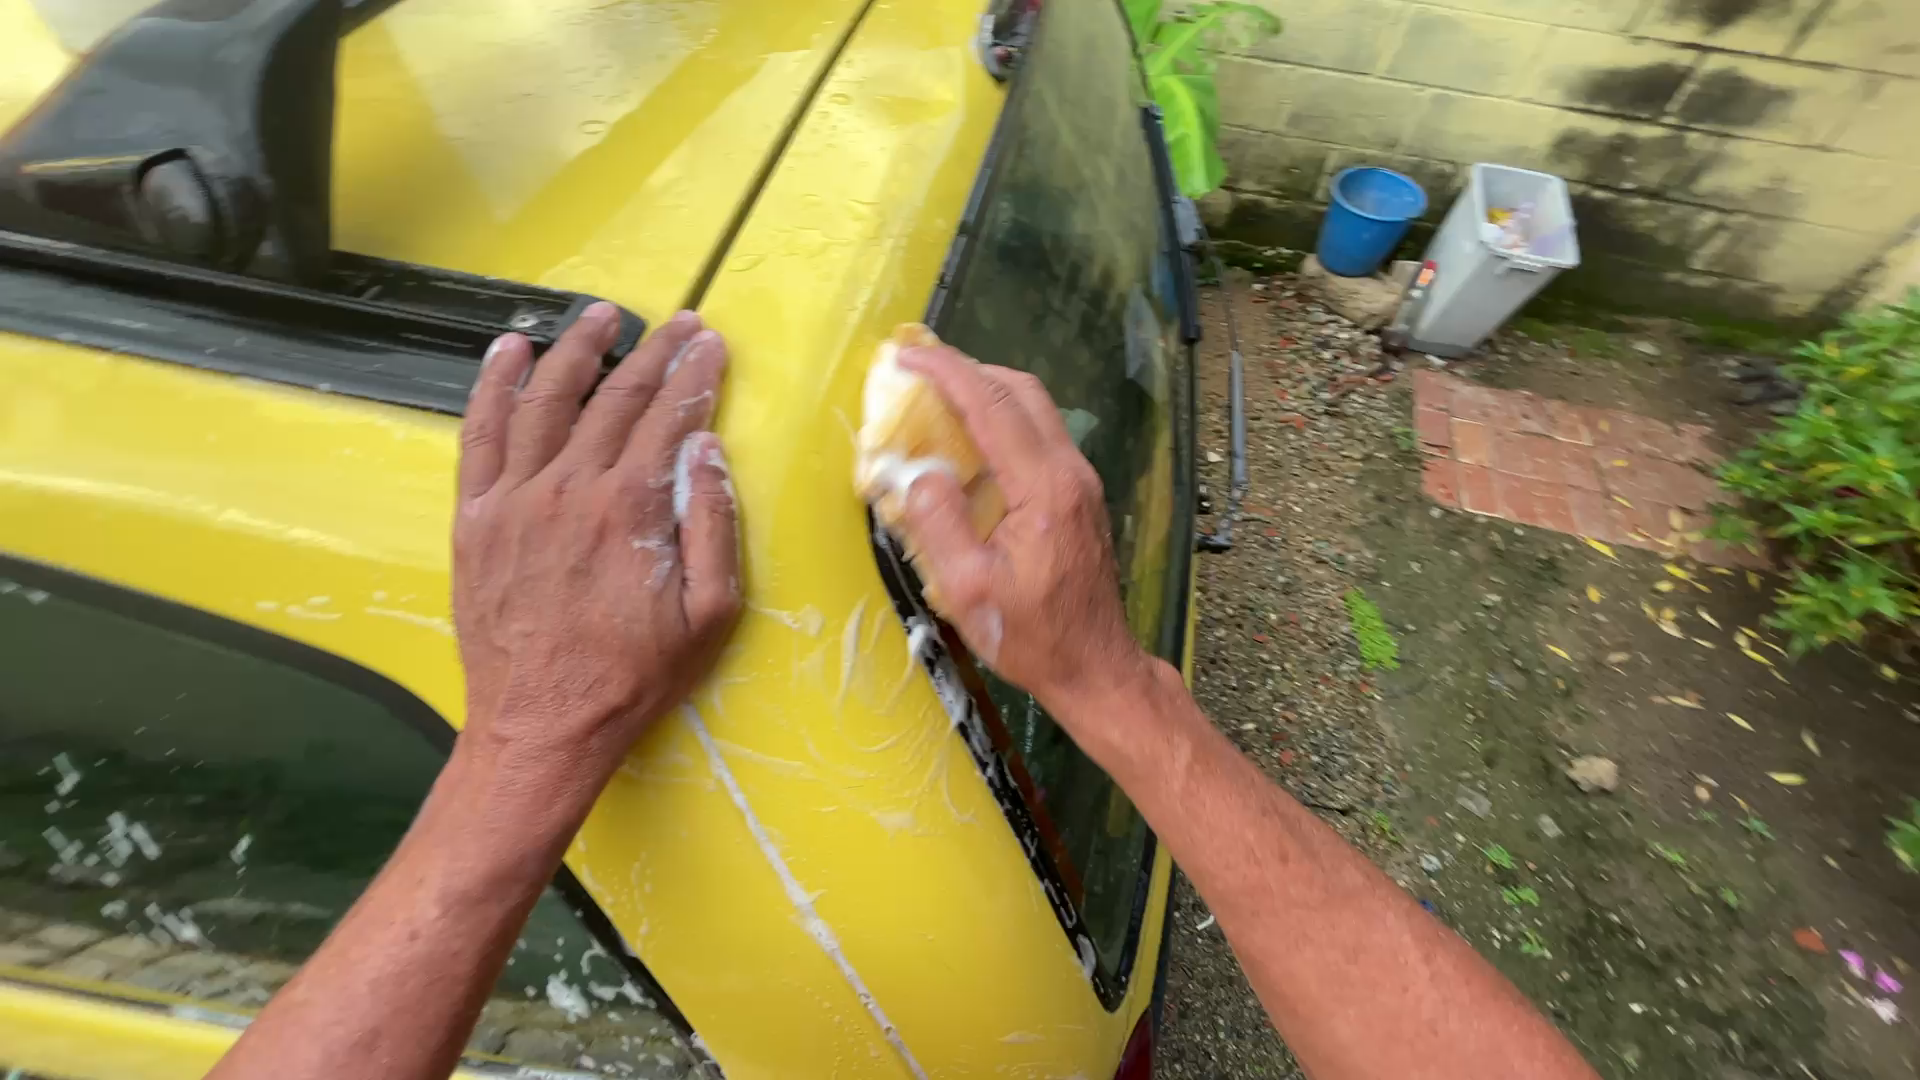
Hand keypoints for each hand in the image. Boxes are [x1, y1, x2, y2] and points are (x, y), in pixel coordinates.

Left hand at [453, 302, 740, 775]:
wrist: (543, 724)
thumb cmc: (638, 674)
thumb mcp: (712, 613)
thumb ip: (713, 524)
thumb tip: (706, 449)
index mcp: (630, 508)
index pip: (669, 417)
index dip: (696, 376)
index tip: (713, 345)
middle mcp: (569, 487)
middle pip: (615, 399)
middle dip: (655, 353)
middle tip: (681, 322)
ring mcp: (513, 498)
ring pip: (546, 400)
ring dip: (578, 349)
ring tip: (603, 315)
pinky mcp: (475, 517)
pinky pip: (481, 435)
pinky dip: (493, 386)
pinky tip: (510, 350)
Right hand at [893, 346, 1147, 709]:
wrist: (1095, 665)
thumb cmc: (1030, 635)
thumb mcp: (967, 590)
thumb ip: (939, 524)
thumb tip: (920, 473)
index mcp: (1043, 489)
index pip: (992, 406)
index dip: (947, 372)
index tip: (907, 356)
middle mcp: (1070, 473)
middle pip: (1022, 392)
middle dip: (969, 371)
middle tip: (922, 373)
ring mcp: (1082, 482)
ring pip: (1037, 409)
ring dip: (988, 392)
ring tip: (942, 399)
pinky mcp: (1082, 495)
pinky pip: (1041, 435)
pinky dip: (1004, 420)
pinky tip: (975, 442)